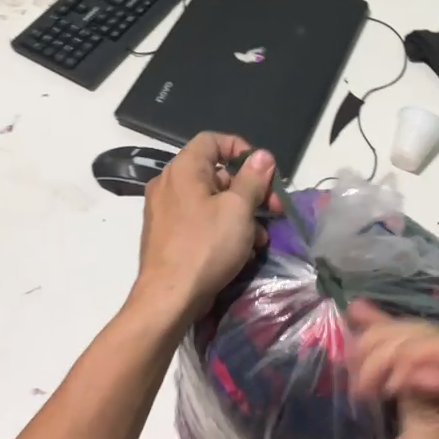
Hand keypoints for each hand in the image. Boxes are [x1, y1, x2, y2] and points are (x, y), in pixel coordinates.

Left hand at [134, 132, 280, 319]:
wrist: (168, 298)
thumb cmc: (206, 247)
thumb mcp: (238, 209)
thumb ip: (252, 179)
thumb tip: (262, 156)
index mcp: (183, 169)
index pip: (212, 140)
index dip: (241, 149)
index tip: (263, 172)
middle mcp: (169, 184)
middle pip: (215, 173)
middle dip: (249, 190)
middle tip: (273, 209)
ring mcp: (164, 211)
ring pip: (210, 201)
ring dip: (240, 215)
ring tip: (259, 239)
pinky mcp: (166, 235)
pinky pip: (199, 221)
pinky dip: (221, 229)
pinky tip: (240, 252)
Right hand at [346, 301, 438, 438]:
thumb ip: (425, 412)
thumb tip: (420, 369)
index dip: (409, 355)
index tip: (380, 387)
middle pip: (434, 337)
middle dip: (390, 349)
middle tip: (360, 384)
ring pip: (424, 340)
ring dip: (384, 344)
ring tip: (353, 361)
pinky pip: (420, 356)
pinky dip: (390, 341)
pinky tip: (361, 317)